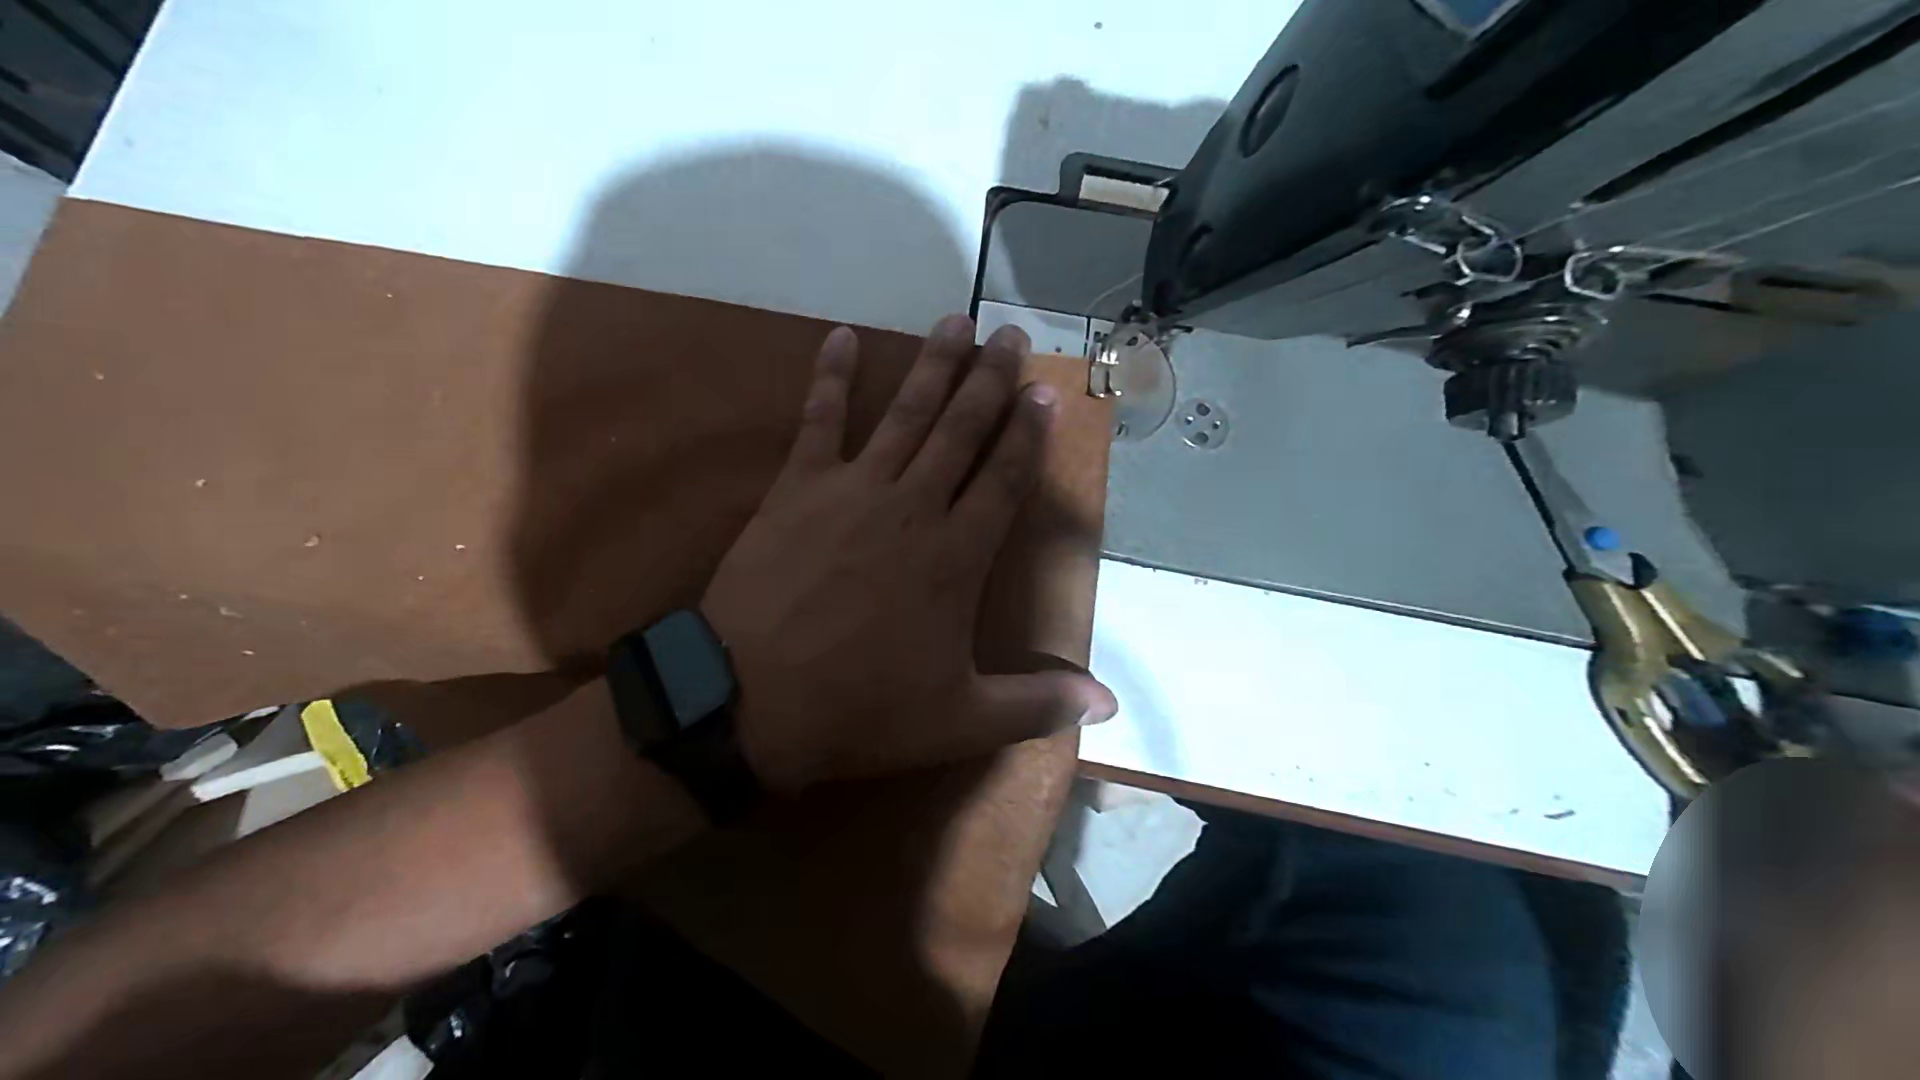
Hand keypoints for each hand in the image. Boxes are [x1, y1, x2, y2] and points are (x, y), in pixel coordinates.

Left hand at [701, 314, 1116, 792]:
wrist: (752, 701)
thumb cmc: (862, 711)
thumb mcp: (962, 720)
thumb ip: (1038, 704)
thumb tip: (1109, 705)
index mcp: (956, 556)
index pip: (1005, 479)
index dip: (1028, 435)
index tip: (1045, 394)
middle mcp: (913, 507)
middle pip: (962, 431)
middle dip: (990, 381)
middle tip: (1010, 335)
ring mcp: (853, 490)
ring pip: (905, 414)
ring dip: (933, 366)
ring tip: (956, 322)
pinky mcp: (798, 488)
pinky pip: (819, 420)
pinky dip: (830, 377)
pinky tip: (840, 338)